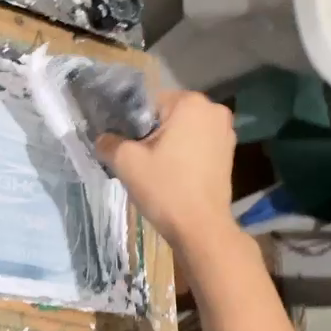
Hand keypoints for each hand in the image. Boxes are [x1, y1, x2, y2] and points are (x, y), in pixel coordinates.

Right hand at [96, 90, 237, 251]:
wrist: (201, 228)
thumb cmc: (165, 188)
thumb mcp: (126, 162)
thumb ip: (108, 142)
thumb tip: (102, 139)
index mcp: (190, 102)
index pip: (148, 103)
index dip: (132, 124)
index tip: (126, 147)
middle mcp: (213, 110)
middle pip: (167, 116)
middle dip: (151, 134)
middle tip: (138, 160)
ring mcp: (225, 132)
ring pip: (183, 131)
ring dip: (167, 145)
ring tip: (155, 170)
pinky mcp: (229, 153)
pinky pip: (197, 145)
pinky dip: (183, 155)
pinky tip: (173, 175)